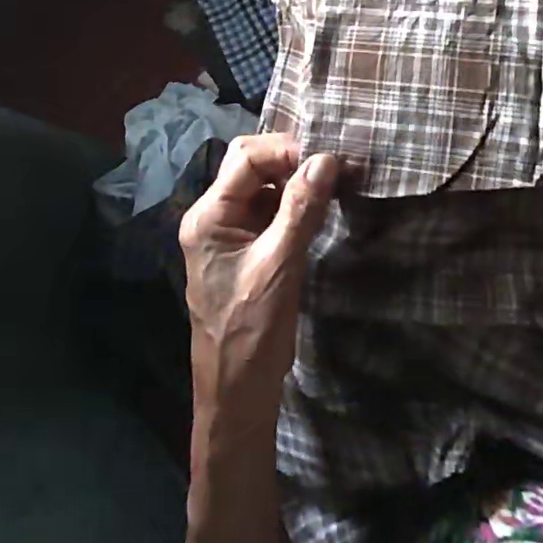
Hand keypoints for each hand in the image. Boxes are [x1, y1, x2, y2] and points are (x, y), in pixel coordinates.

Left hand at [179, 134, 338, 419]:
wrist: (236, 392)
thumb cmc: (251, 332)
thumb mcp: (279, 268)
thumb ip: (300, 211)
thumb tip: (325, 160)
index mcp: (208, 217)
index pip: (245, 159)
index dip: (286, 150)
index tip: (329, 156)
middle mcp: (213, 217)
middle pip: (249, 166)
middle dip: (290, 159)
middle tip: (333, 165)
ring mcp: (228, 233)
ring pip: (261, 187)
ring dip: (295, 180)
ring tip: (334, 180)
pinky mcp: (246, 249)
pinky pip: (268, 211)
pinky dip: (293, 203)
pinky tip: (320, 205)